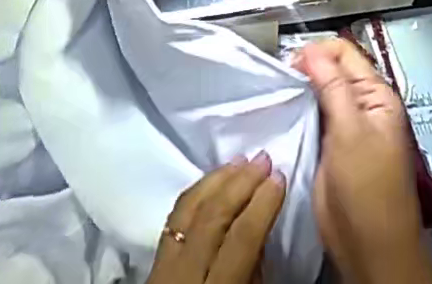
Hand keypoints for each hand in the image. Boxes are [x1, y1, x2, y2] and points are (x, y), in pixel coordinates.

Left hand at [146, 152, 285, 283]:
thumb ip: (255, 275)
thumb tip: (262, 232)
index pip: (240, 241)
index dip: (261, 206)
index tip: (280, 177)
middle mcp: (183, 278)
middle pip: (212, 218)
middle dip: (241, 184)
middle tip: (264, 159)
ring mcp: (162, 268)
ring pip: (188, 210)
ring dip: (217, 180)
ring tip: (242, 162)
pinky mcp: (152, 263)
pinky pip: (174, 217)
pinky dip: (196, 193)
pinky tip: (213, 181)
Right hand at [293, 39, 431, 283]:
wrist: (369, 247)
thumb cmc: (367, 188)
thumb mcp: (350, 130)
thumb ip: (332, 86)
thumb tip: (310, 49)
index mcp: (376, 95)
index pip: (345, 53)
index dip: (318, 51)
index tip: (290, 63)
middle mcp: (363, 104)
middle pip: (331, 69)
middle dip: (307, 67)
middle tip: (282, 78)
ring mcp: (346, 125)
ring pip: (320, 90)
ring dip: (301, 87)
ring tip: (280, 92)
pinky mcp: (329, 144)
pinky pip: (313, 113)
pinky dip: (299, 107)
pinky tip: (284, 109)